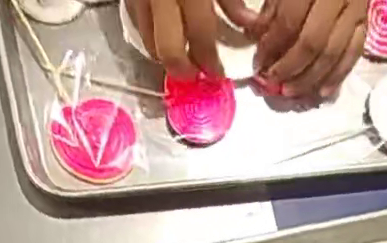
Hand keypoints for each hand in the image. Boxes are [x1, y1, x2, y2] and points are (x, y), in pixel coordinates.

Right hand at [128, 0, 254, 77]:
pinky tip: (164, 35)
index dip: (210, 61)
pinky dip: (151, 36)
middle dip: (183, 69)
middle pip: (169, 51)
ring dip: (165, 56)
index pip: (201, 39)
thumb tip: (249, 27)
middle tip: (195, 74)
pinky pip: (137, 23)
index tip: (217, 73)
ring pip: (149, 42)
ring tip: (181, 56)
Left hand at [251, 0, 368, 98]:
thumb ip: (271, 5)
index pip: (289, 21)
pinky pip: (353, 54)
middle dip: (289, 68)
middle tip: (273, 81)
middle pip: (311, 43)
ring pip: (332, 54)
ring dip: (308, 79)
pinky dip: (337, 76)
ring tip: (289, 91)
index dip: (271, 47)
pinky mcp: (366, 19)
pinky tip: (321, 92)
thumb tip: (255, 35)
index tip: (258, 64)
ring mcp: (357, 6)